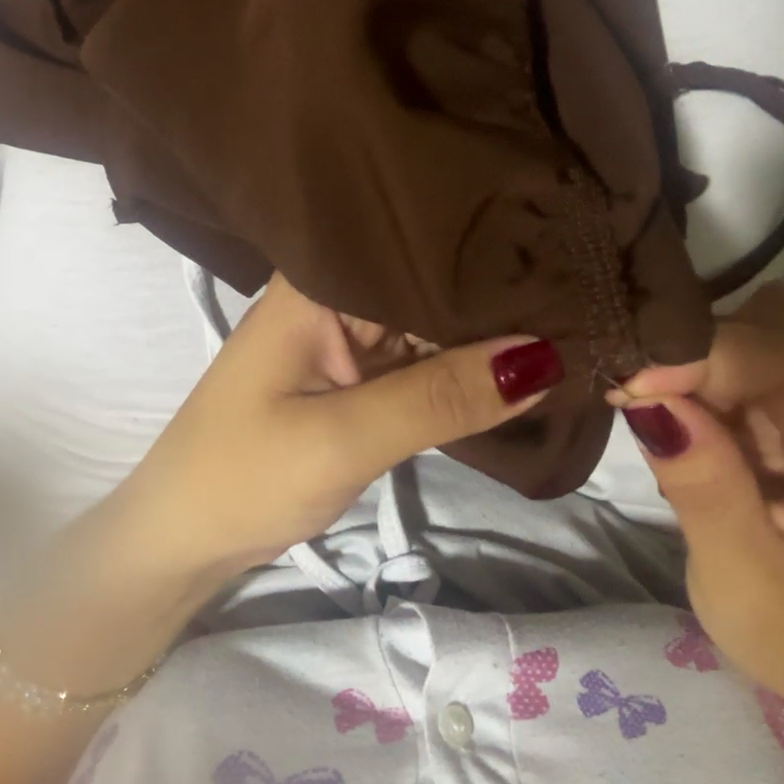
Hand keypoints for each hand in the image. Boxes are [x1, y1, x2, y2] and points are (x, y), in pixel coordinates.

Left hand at [113, 274, 563, 574]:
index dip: (493, 249)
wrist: (183, 538)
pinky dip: (463, 370)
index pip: (418, 245)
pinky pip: (421, 362)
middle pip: (431, 280)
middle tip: (600, 290)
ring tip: (583, 319)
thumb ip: (440, 397)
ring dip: (490, 334)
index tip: (576, 252)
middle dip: (503, 294)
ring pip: (433, 324)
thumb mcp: (342, 439)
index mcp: (316, 282)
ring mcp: (346, 337)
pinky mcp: (355, 377)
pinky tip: (526, 364)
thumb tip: (548, 355)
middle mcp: (334, 294)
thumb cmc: (242, 477)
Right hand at [610, 281, 783, 754]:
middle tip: (659, 408)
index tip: (624, 386)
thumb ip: (704, 490)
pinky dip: (733, 366)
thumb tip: (649, 398)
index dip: (697, 354)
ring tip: (691, 419)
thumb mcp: (741, 587)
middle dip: (709, 348)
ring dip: (720, 354)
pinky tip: (717, 422)